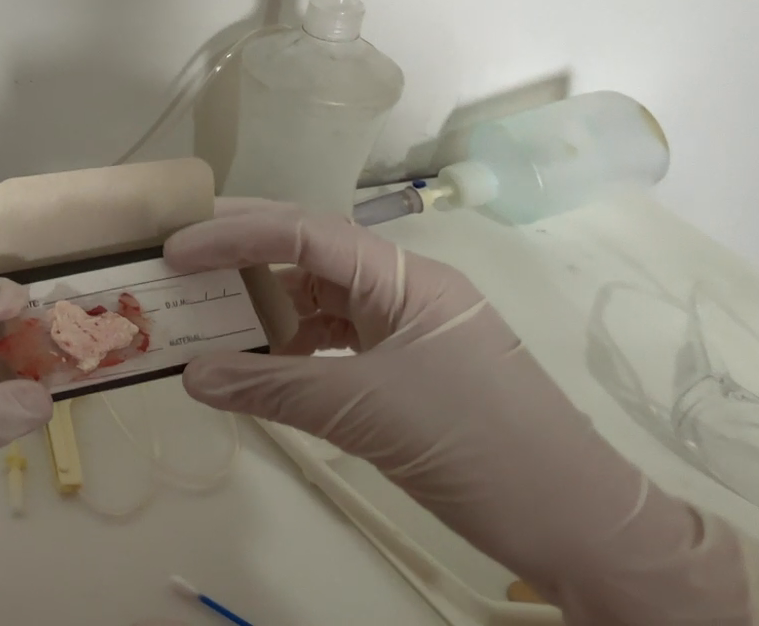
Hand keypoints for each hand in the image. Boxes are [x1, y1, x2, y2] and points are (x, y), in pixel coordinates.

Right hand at [169, 200, 758, 625]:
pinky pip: (339, 333)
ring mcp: (411, 323)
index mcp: (403, 277)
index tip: (176, 252)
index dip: (233, 235)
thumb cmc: (475, 447)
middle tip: (182, 256)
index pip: (303, 232)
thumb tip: (190, 377)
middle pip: (311, 249)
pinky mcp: (412, 360)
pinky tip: (265, 357)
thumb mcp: (362, 414)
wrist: (581, 525)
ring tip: (213, 310)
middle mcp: (405, 286)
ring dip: (268, 300)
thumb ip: (268, 388)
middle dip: (243, 249)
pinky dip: (295, 341)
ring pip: (323, 293)